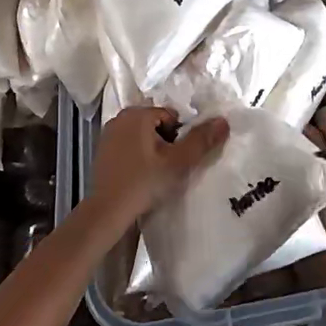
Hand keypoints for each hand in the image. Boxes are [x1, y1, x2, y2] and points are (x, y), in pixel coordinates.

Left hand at [89, 107, 228, 222]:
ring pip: (142, 136)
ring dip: (152, 150)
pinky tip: (139, 176)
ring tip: (155, 173)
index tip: (177, 158)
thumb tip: (223, 121)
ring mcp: (108, 135)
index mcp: (137, 114)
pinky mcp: (102, 152)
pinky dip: (137, 157)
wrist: (108, 211)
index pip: (171, 116)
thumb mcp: (179, 162)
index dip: (180, 137)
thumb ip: (202, 140)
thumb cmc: (145, 182)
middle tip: (169, 166)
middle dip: (166, 141)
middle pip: (156, 124)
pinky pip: (128, 147)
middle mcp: (120, 118)